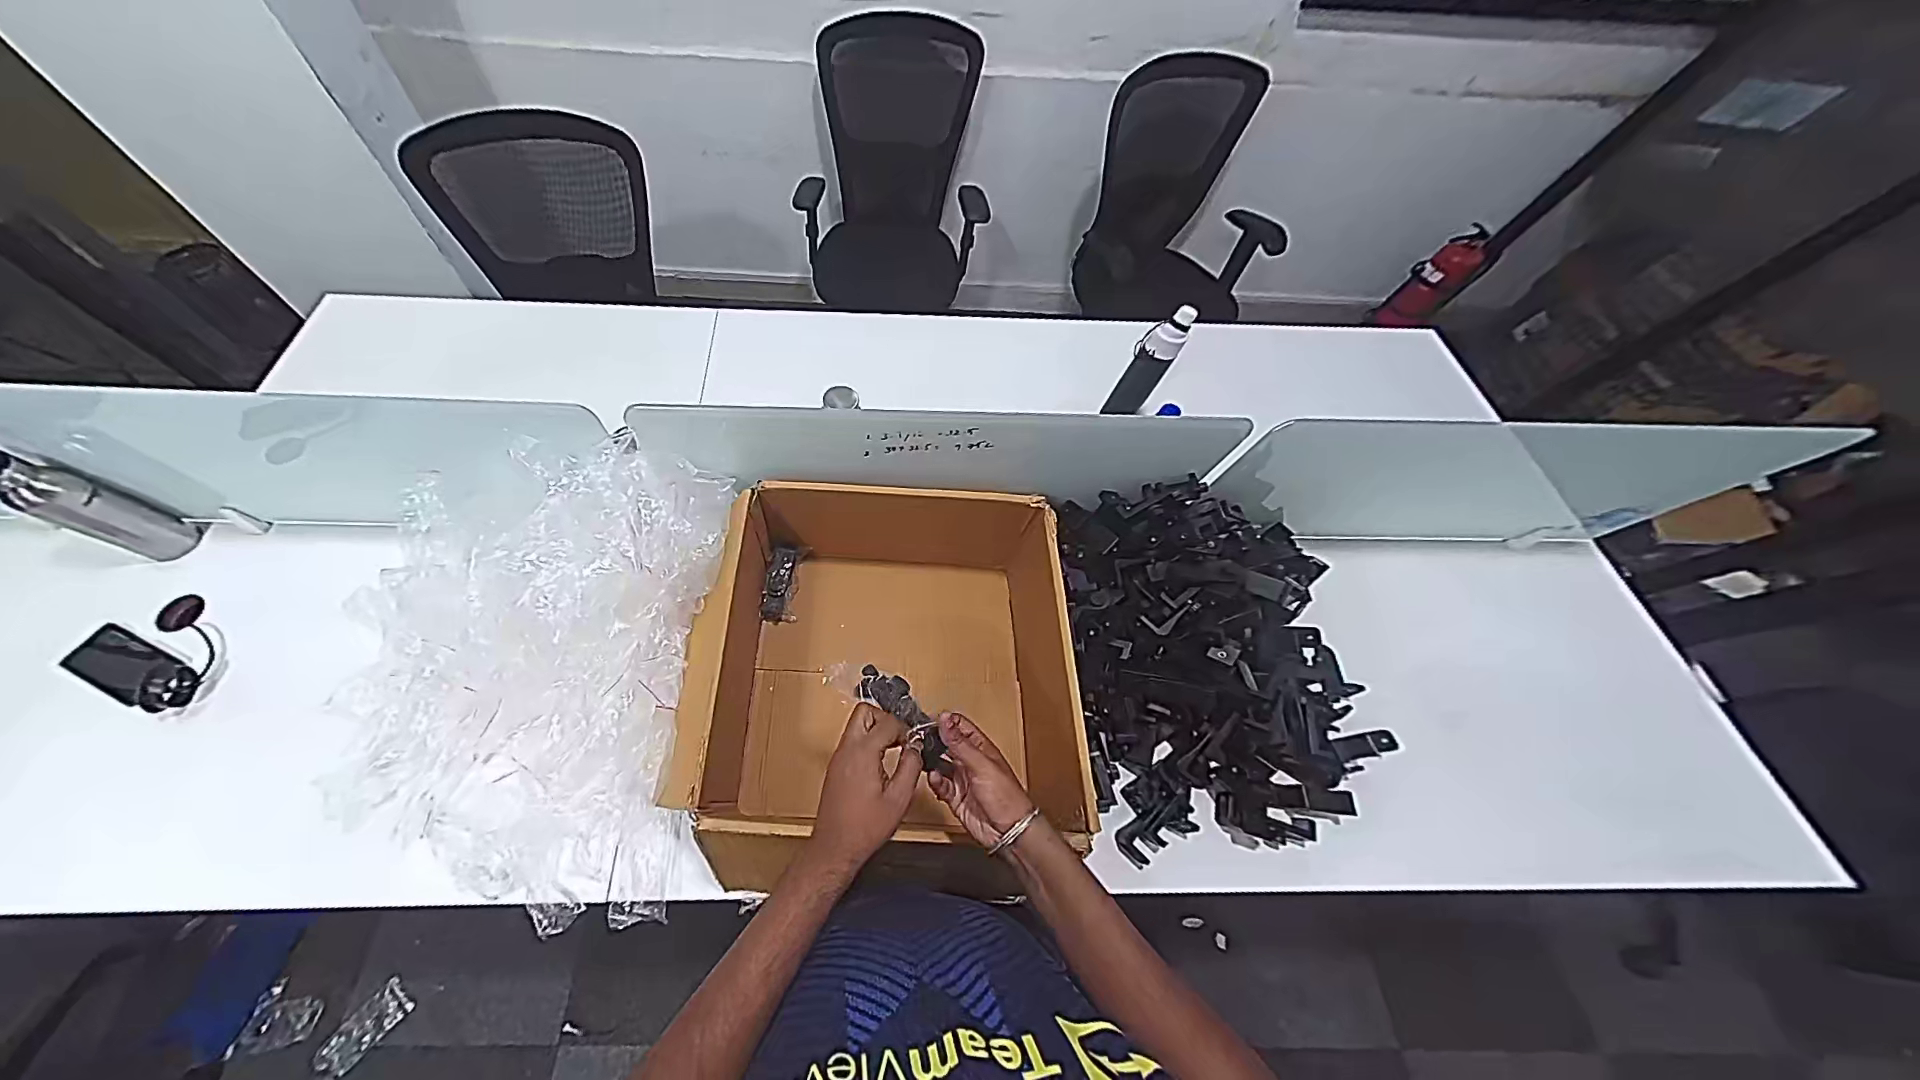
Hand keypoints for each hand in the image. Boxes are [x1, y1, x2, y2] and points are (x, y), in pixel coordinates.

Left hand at [808, 702, 924, 877]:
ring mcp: (838, 757)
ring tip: (893, 749)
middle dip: (885, 718)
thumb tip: (916, 747)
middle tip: (900, 736)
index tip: (913, 742)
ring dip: (876, 730)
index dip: (905, 729)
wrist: (835, 847)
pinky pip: (852, 741)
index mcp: (863, 753)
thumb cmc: (864, 828)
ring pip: (856, 725)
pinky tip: (880, 763)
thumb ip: (911, 766)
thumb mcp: (899, 798)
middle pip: (864, 712)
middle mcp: (847, 750)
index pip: (887, 721)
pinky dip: (867, 742)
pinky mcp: (835, 767)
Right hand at [927, 711, 1037, 849]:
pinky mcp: (956, 797)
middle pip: (947, 744)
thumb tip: (946, 720)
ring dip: (931, 762)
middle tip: (919, 739)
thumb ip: (960, 743)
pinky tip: (935, 780)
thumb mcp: (981, 765)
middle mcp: (970, 761)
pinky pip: (939, 785)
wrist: (1009, 831)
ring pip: (940, 764)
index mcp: (981, 748)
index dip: (945, 721)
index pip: (959, 726)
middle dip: (933, 741)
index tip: (929, 721)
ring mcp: (962, 779)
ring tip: (922, 759)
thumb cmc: (1007, 797)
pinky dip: (935, 782)